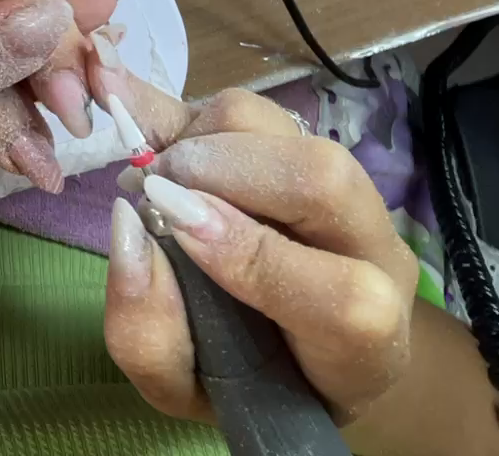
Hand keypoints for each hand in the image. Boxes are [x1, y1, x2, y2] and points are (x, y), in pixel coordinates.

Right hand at [99, 83, 420, 425]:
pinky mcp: (308, 146)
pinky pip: (256, 111)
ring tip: (161, 172)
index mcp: (363, 344)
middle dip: (216, 168)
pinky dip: (197, 118)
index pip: (341, 296)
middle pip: (322, 179)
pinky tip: (169, 148)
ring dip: (204, 136)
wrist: (303, 344)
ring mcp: (352, 193)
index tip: (165, 221)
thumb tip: (124, 227)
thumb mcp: (184, 387)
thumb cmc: (243, 375)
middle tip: (149, 186)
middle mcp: (374, 255)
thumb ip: (147, 333)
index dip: (248, 251)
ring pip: (288, 130)